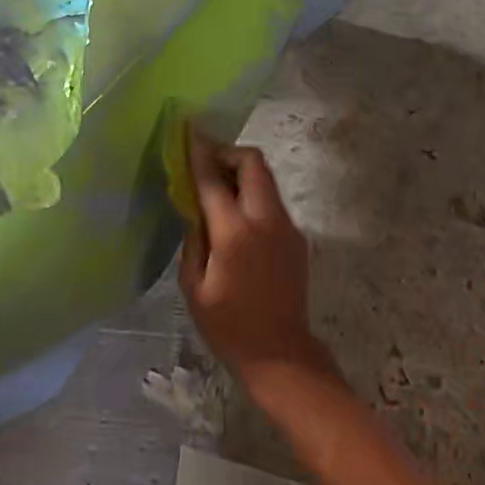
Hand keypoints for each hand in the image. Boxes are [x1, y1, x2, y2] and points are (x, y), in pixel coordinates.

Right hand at [178, 127, 332, 382]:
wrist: (281, 355)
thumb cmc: (228, 326)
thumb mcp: (193, 285)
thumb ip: (192, 238)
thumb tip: (194, 207)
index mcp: (235, 233)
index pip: (213, 178)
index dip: (199, 151)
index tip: (189, 129)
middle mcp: (266, 220)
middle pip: (253, 162)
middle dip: (228, 152)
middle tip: (205, 163)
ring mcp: (286, 227)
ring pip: (265, 178)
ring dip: (240, 172)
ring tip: (216, 189)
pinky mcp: (296, 237)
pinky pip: (270, 200)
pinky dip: (250, 193)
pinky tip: (234, 217)